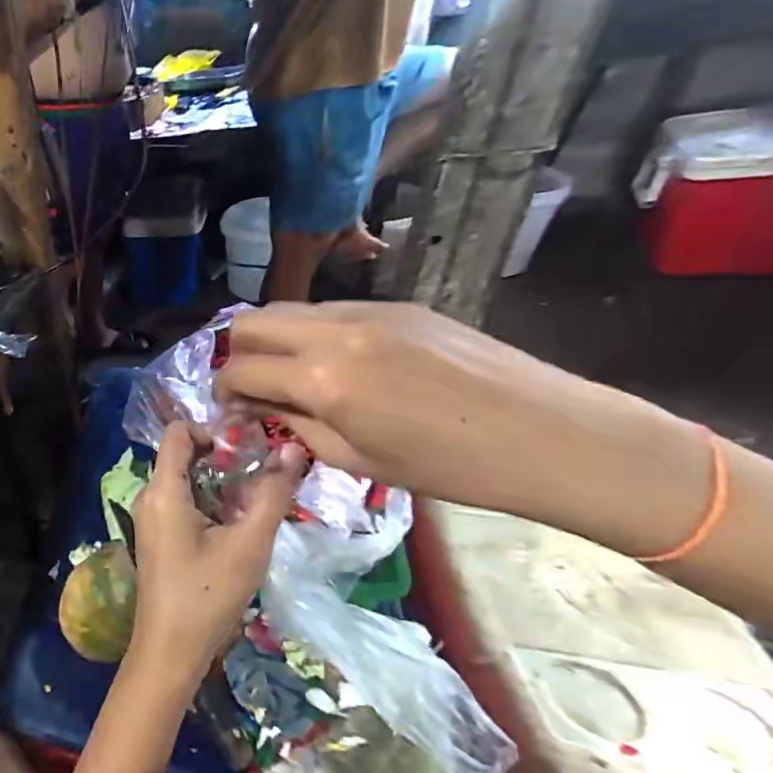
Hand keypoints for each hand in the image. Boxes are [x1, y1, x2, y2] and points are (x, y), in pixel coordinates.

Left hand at [127, 422, 306, 676]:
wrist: (169, 653)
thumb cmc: (208, 596)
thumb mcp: (249, 544)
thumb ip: (272, 493)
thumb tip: (294, 449)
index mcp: (163, 490)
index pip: (178, 431)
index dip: (212, 430)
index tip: (247, 449)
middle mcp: (149, 497)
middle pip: (183, 456)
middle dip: (222, 459)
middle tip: (260, 475)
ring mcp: (149, 518)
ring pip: (185, 481)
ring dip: (219, 483)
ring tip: (253, 503)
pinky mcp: (156, 537)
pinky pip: (181, 502)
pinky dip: (208, 503)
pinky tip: (234, 528)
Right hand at [216, 303, 708, 551]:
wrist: (547, 434)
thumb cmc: (450, 467)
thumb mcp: (359, 460)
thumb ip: (298, 426)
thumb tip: (263, 407)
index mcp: (323, 379)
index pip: (241, 369)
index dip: (225, 392)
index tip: (232, 410)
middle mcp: (335, 331)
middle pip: (252, 321)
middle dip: (238, 354)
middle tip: (256, 388)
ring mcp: (368, 310)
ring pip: (291, 309)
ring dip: (277, 339)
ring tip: (297, 376)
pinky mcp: (397, 304)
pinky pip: (332, 311)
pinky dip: (316, 333)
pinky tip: (344, 365)